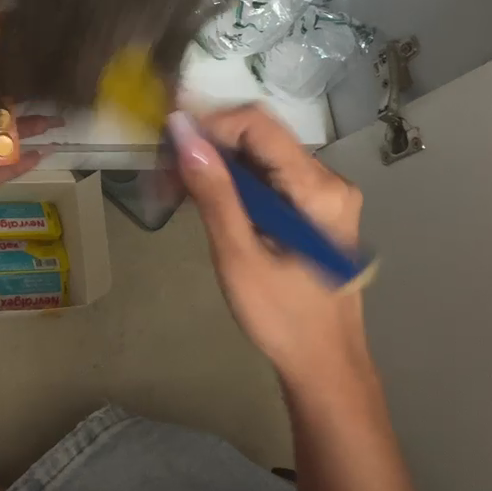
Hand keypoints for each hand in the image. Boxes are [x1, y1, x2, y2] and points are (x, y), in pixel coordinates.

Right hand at [167, 106, 368, 381]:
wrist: (325, 366)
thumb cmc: (283, 319)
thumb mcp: (239, 256)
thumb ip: (214, 191)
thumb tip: (183, 133)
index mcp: (318, 189)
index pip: (258, 125)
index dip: (209, 123)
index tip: (167, 142)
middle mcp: (329, 180)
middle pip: (258, 137)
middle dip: (206, 147)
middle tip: (162, 174)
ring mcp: (324, 193)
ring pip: (259, 156)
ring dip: (215, 166)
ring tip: (173, 190)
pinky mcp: (314, 207)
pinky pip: (268, 177)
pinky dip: (232, 183)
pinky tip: (203, 201)